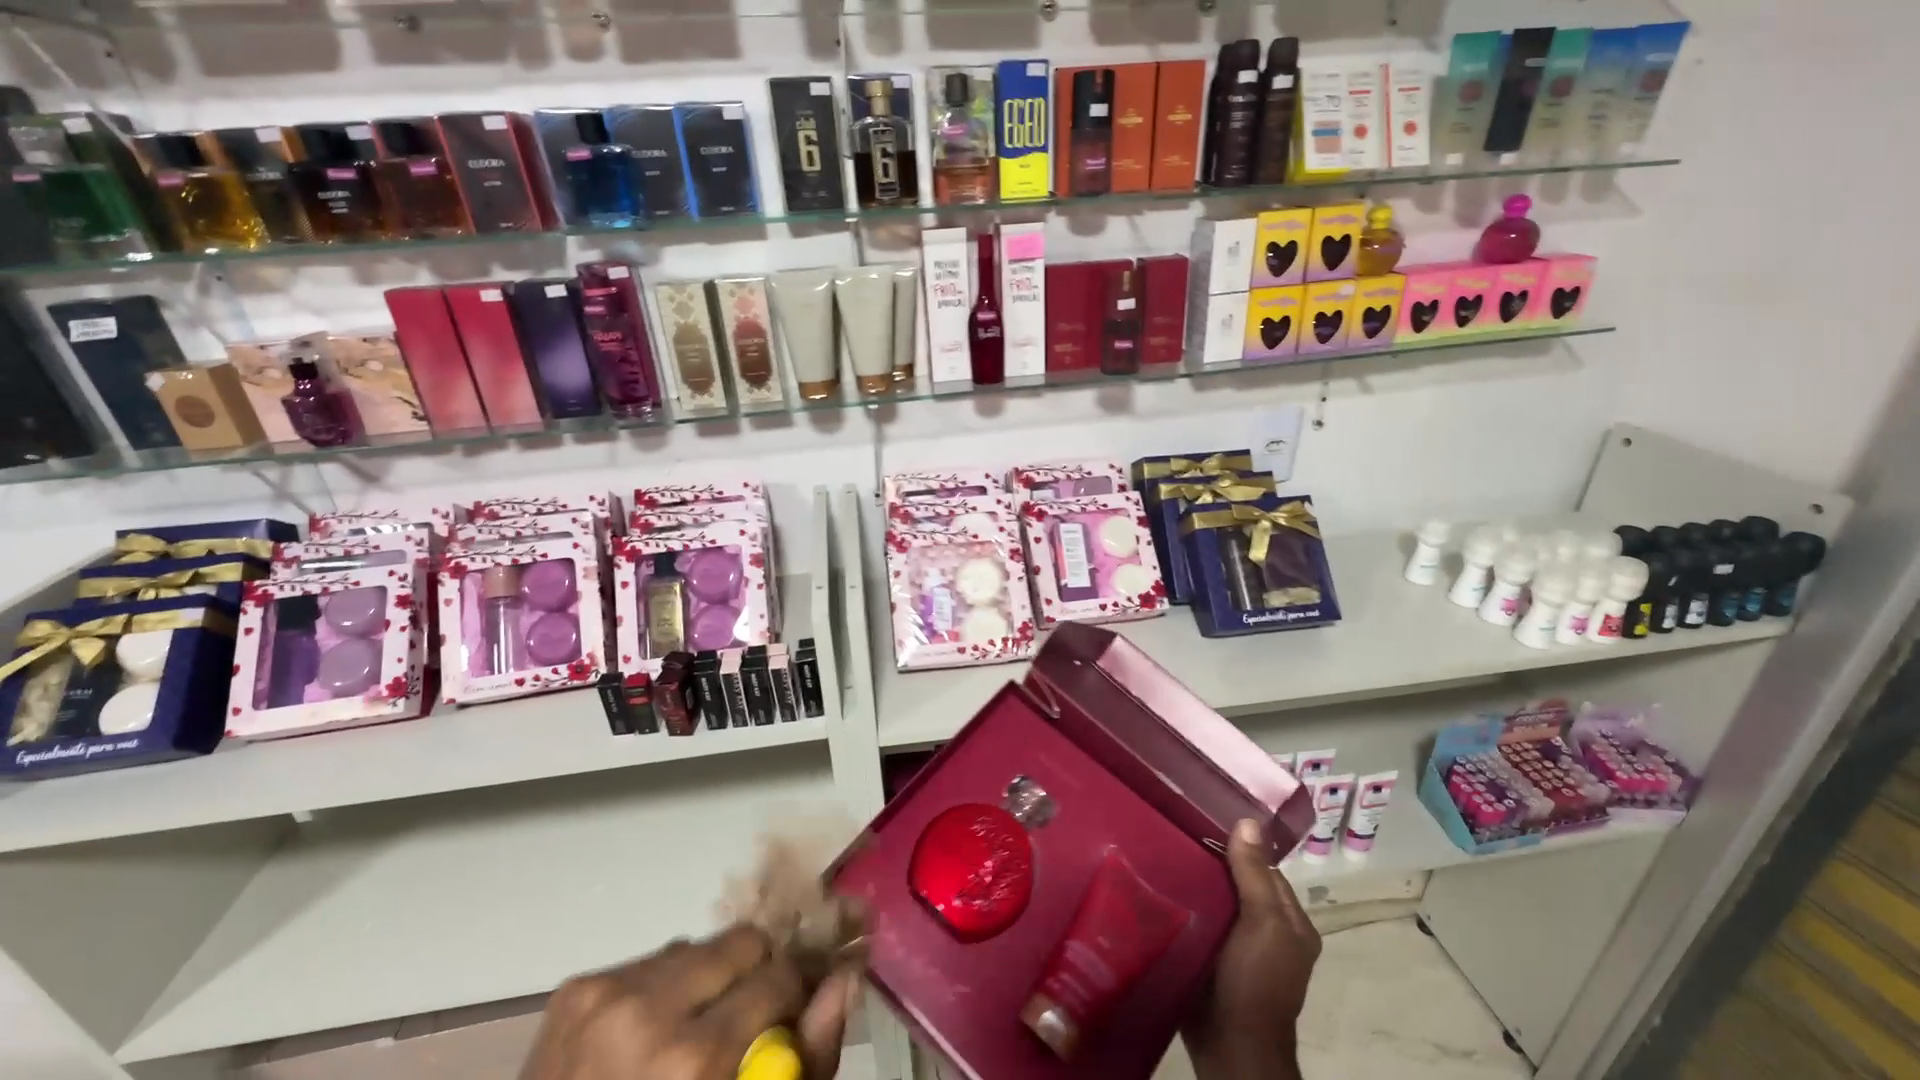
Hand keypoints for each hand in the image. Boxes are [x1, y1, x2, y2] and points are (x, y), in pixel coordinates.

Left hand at [519, 924, 858, 1079]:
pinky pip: (651, 960)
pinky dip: (665, 988)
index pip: (779, 974)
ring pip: (696, 946)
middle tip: (750, 1015)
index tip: (795, 1007)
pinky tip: (652, 1032)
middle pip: (741, 941)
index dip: (795, 990)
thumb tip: (843, 978)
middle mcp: (647, 1009)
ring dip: (708, 979)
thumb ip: (808, 1057)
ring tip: (694, 1029)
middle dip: (756, 973)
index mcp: (696, 1058)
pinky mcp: (576, 987)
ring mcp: (604, 991)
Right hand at [1180, 819, 1320, 1079]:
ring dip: (1193, 888)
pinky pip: (1197, 926)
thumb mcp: (1262, 922)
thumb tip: (1248, 820)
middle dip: (1212, 867)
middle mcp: (1268, 935)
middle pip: (1238, 886)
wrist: (1230, 1046)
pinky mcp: (1209, 963)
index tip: (1203, 824)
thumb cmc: (1255, 981)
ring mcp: (1238, 951)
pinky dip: (1181, 912)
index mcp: (1291, 924)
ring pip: (1215, 905)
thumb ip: (1254, 874)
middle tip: (1174, 838)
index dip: (1240, 848)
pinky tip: (1157, 895)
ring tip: (1159, 860)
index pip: (1266, 871)